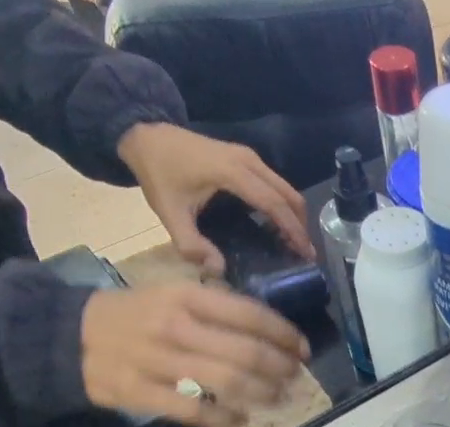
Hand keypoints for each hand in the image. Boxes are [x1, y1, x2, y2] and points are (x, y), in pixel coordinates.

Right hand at [80, 283, 307, 426]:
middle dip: (279, 369)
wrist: (66, 336)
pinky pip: (194, 410)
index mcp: (185, 297)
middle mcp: (175, 327)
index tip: (302, 350)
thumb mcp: (171, 296)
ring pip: (227, 382)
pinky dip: (223, 419)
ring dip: (261, 394)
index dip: (283, 335)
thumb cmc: (133, 316)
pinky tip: (239, 421)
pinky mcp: (141, 393)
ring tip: (276, 400)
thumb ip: (216, 309)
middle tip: (294, 379)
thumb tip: (269, 331)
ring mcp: (157, 361)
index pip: (249, 314)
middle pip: (245, 352)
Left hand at [117, 123, 314, 273]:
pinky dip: (283, 204)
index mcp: (233, 173)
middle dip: (301, 226)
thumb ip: (191, 244)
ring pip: (286, 188)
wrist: (144, 134)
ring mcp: (249, 156)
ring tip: (294, 243)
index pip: (275, 204)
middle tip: (305, 254)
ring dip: (294, 215)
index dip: (293, 231)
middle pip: (289, 195)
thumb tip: (218, 270)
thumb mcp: (169, 212)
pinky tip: (278, 224)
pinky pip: (275, 183)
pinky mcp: (246, 156)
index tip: (306, 255)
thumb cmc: (158, 172)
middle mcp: (248, 161)